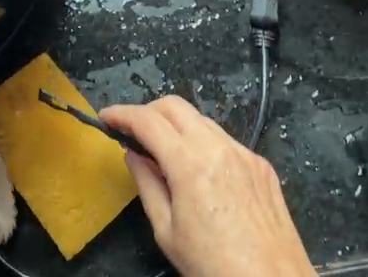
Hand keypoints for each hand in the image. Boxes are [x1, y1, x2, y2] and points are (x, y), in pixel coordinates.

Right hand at [100, 96, 317, 276]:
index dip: (122, 114)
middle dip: (148, 112)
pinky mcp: (261, 165)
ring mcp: (244, 153)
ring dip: (178, 126)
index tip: (106, 117)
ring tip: (167, 155)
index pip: (147, 120)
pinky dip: (205, 144)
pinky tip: (202, 173)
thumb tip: (134, 154)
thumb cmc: (213, 268)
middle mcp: (218, 146)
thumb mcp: (167, 233)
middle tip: (134, 133)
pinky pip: (226, 141)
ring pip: (201, 119)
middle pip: (175, 105)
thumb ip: (147, 185)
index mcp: (190, 163)